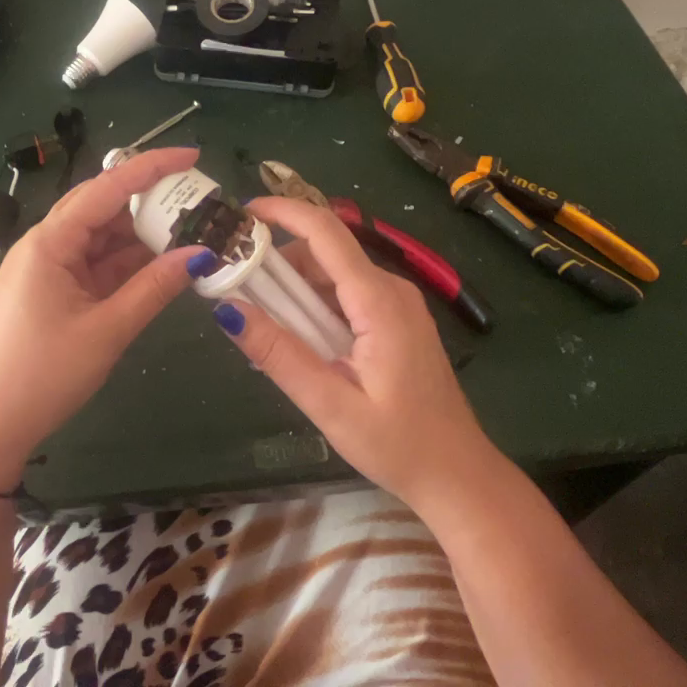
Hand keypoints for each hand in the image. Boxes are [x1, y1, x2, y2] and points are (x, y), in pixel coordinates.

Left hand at [0, 148, 203, 489]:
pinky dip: (129, 261)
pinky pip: (97, 263)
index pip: (106, 188)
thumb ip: (155, 288)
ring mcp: (48, 268)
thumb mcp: (107, 331)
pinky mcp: (54, 290)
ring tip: (192, 226)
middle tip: (200, 196)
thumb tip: (201, 254)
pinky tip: (164, 259)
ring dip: (143, 233)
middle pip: (103, 206)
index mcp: (49, 242)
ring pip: (102, 236)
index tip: (192, 156)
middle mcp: (46, 245)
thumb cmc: (43, 375)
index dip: (151, 167)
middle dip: (151, 199)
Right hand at [213, 196, 493, 507]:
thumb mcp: (330, 405)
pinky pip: (346, 294)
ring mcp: (397, 303)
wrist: (458, 474)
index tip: (240, 214)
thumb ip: (279, 355)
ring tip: (259, 321)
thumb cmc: (398, 445)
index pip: (325, 232)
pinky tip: (295, 338)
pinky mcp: (396, 319)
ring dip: (293, 286)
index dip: (282, 212)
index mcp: (378, 301)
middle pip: (324, 251)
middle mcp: (390, 289)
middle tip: (233, 285)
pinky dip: (313, 304)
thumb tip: (227, 309)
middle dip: (276, 260)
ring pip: (333, 273)